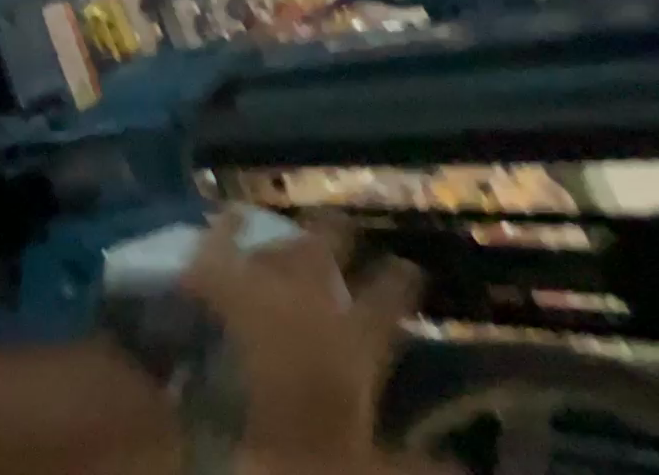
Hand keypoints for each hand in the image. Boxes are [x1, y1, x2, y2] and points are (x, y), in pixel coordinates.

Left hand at [185, 210, 434, 474]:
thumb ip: (409, 464)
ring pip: (280, 246)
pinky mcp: (204, 269)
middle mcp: (304, 299)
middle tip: (348, 218)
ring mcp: (252, 278)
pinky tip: (232, 210)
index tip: (408, 265)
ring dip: (294, 233)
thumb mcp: (353, 463)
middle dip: (342, 238)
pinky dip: (228, 223)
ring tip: (306, 220)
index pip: (386, 307)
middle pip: (328, 259)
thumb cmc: (277, 435)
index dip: (399, 284)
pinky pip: (220, 237)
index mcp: (350, 344)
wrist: (195, 389)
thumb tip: (463, 468)